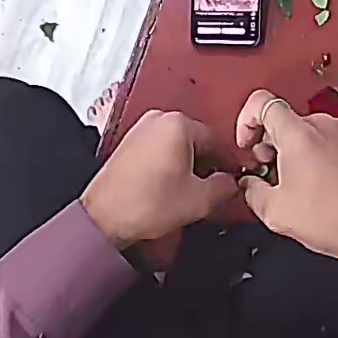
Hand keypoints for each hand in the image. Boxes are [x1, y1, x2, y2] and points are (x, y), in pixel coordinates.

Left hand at [80, 110, 238, 245]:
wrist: (103, 217)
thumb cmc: (144, 204)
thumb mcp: (199, 199)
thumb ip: (224, 186)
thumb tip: (230, 182)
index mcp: (179, 125)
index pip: (217, 141)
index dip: (229, 163)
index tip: (234, 178)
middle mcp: (159, 120)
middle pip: (197, 140)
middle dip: (208, 165)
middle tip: (214, 188)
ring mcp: (142, 129)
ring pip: (179, 145)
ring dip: (189, 165)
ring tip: (191, 191)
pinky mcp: (130, 143)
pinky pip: (161, 149)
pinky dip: (171, 164)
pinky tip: (171, 186)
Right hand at [234, 90, 337, 263]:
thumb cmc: (331, 220)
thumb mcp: (275, 212)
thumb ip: (251, 190)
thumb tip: (248, 184)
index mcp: (299, 134)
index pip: (262, 102)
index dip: (245, 120)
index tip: (246, 144)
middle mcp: (323, 125)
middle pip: (283, 119)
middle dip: (267, 142)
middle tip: (266, 171)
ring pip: (303, 129)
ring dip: (289, 149)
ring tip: (290, 181)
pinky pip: (323, 138)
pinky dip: (310, 152)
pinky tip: (312, 182)